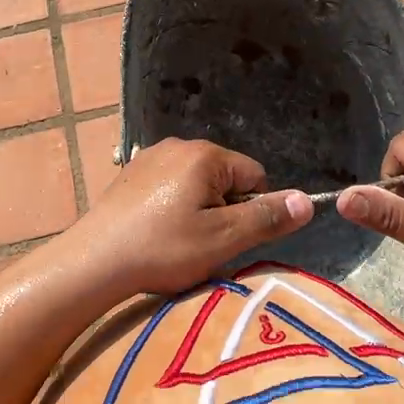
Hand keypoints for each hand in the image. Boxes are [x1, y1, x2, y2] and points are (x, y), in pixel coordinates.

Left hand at [56, 138, 313, 296]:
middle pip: (225, 179)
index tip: (229, 239)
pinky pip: (170, 187)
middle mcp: (180, 144)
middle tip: (202, 245)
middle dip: (223, 211)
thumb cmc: (164, 248)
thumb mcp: (223, 239)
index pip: (255, 176)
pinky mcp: (132, 172)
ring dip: (197, 212)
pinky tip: (155, 234)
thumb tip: (307, 200)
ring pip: (196, 185)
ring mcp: (152, 155)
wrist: (96, 259)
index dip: (252, 211)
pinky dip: (171, 208)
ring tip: (176, 244)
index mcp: (206, 154)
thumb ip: (266, 218)